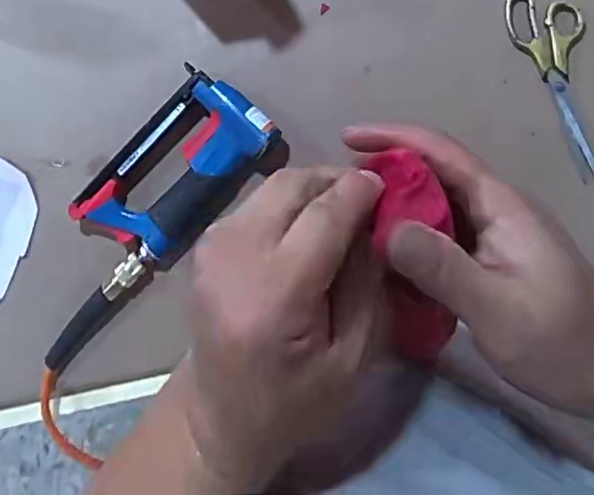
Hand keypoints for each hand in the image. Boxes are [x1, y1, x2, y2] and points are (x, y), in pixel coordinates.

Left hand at [178, 166, 385, 489]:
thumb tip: (375, 217)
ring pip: (275, 185)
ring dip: (312, 187)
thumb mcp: (351, 358)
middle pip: (293, 185)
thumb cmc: (293, 400)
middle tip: (365, 195)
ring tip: (340, 209)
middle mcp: (235, 254)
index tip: (386, 182)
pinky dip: (290, 201)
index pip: (322, 217)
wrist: (217, 413)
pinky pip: (259, 199)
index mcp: (273, 294)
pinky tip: (306, 224)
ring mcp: (214, 241)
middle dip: (334, 180)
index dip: (357, 191)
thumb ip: (365, 282)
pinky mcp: (207, 237)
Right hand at [344, 124, 593, 417]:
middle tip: (341, 187)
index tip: (348, 137)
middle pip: (433, 171)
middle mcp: (495, 205)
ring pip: (435, 201)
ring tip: (354, 216)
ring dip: (397, 202)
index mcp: (500, 203)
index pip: (441, 151)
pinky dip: (411, 232)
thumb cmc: (562, 344)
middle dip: (387, 169)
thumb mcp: (500, 312)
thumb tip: (387, 226)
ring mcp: (494, 230)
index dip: (393, 136)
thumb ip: (445, 269)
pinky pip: (442, 230)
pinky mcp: (491, 253)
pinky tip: (389, 253)